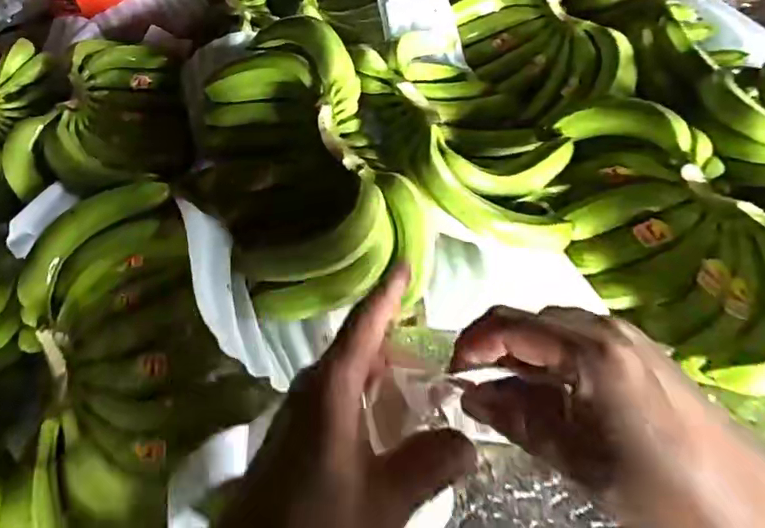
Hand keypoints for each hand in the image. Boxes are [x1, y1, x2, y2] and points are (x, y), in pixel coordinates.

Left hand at [220, 266, 474, 527]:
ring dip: (378, 365)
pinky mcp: (294, 431)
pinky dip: (363, 389)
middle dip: (391, 332)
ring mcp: (299, 408)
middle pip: (356, 344)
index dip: (387, 292)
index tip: (405, 262)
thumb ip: (428, 465)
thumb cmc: (318, 518)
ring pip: (345, 370)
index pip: (364, 324)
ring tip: (415, 368)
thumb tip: (469, 441)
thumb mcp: (383, 500)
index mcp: (331, 384)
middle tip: (429, 328)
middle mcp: (312, 384)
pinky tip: (381, 412)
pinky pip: (335, 392)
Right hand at [451, 307, 764, 527]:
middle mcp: (606, 327)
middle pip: (530, 317)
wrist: (760, 513)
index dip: (473, 343)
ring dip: (521, 349)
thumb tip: (472, 396)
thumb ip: (525, 423)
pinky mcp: (639, 351)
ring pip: (553, 325)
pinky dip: (551, 356)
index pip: (512, 325)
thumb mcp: (587, 467)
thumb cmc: (669, 496)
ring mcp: (625, 336)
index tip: (450, 374)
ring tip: (502, 390)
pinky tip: (547, 391)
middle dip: (493, 343)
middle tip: (469, 383)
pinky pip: (578, 338)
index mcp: (592, 350)